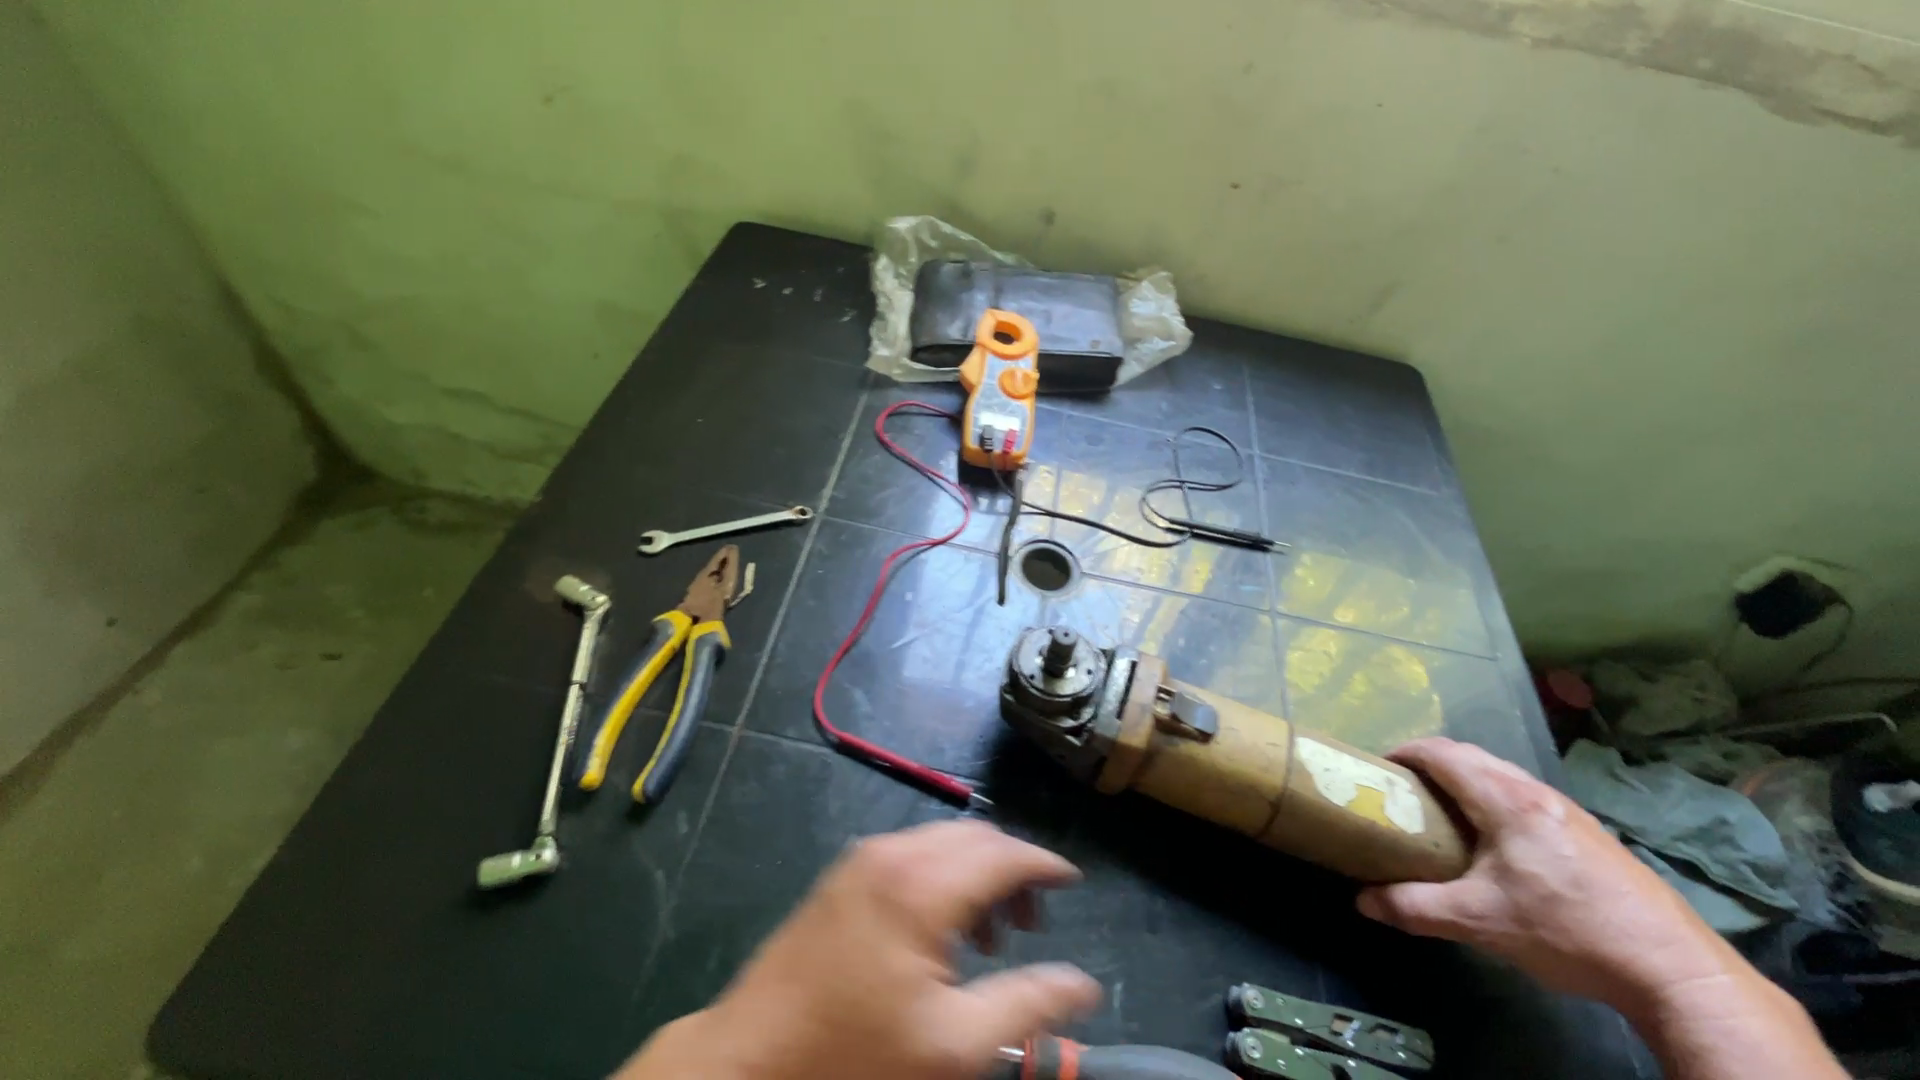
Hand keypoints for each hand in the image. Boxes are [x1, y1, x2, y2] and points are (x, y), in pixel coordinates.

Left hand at [618, 820, 1100, 1079]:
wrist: (751, 1058)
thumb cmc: (856, 1054)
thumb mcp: (954, 1045)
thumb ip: (1027, 1005)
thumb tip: (1084, 986)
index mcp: (922, 885)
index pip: (1003, 853)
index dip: (1044, 865)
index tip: (1071, 883)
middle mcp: (892, 854)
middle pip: (974, 839)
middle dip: (1011, 870)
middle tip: (1029, 926)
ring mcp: (861, 861)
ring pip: (941, 845)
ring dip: (976, 876)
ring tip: (989, 938)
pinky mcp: (842, 878)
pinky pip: (909, 857)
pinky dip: (941, 879)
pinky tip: (941, 933)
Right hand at [1355, 737, 1727, 1011]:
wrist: (1672, 967)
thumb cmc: (1565, 930)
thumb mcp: (1478, 922)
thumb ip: (1412, 907)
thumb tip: (1362, 901)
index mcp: (1507, 800)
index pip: (1443, 753)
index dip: (1404, 752)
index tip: (1376, 769)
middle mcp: (1537, 793)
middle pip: (1472, 758)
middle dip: (1429, 765)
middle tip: (1400, 793)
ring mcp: (1568, 812)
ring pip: (1501, 777)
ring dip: (1463, 782)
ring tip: (1438, 815)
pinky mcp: (1589, 835)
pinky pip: (1524, 798)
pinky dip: (1492, 801)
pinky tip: (1492, 843)